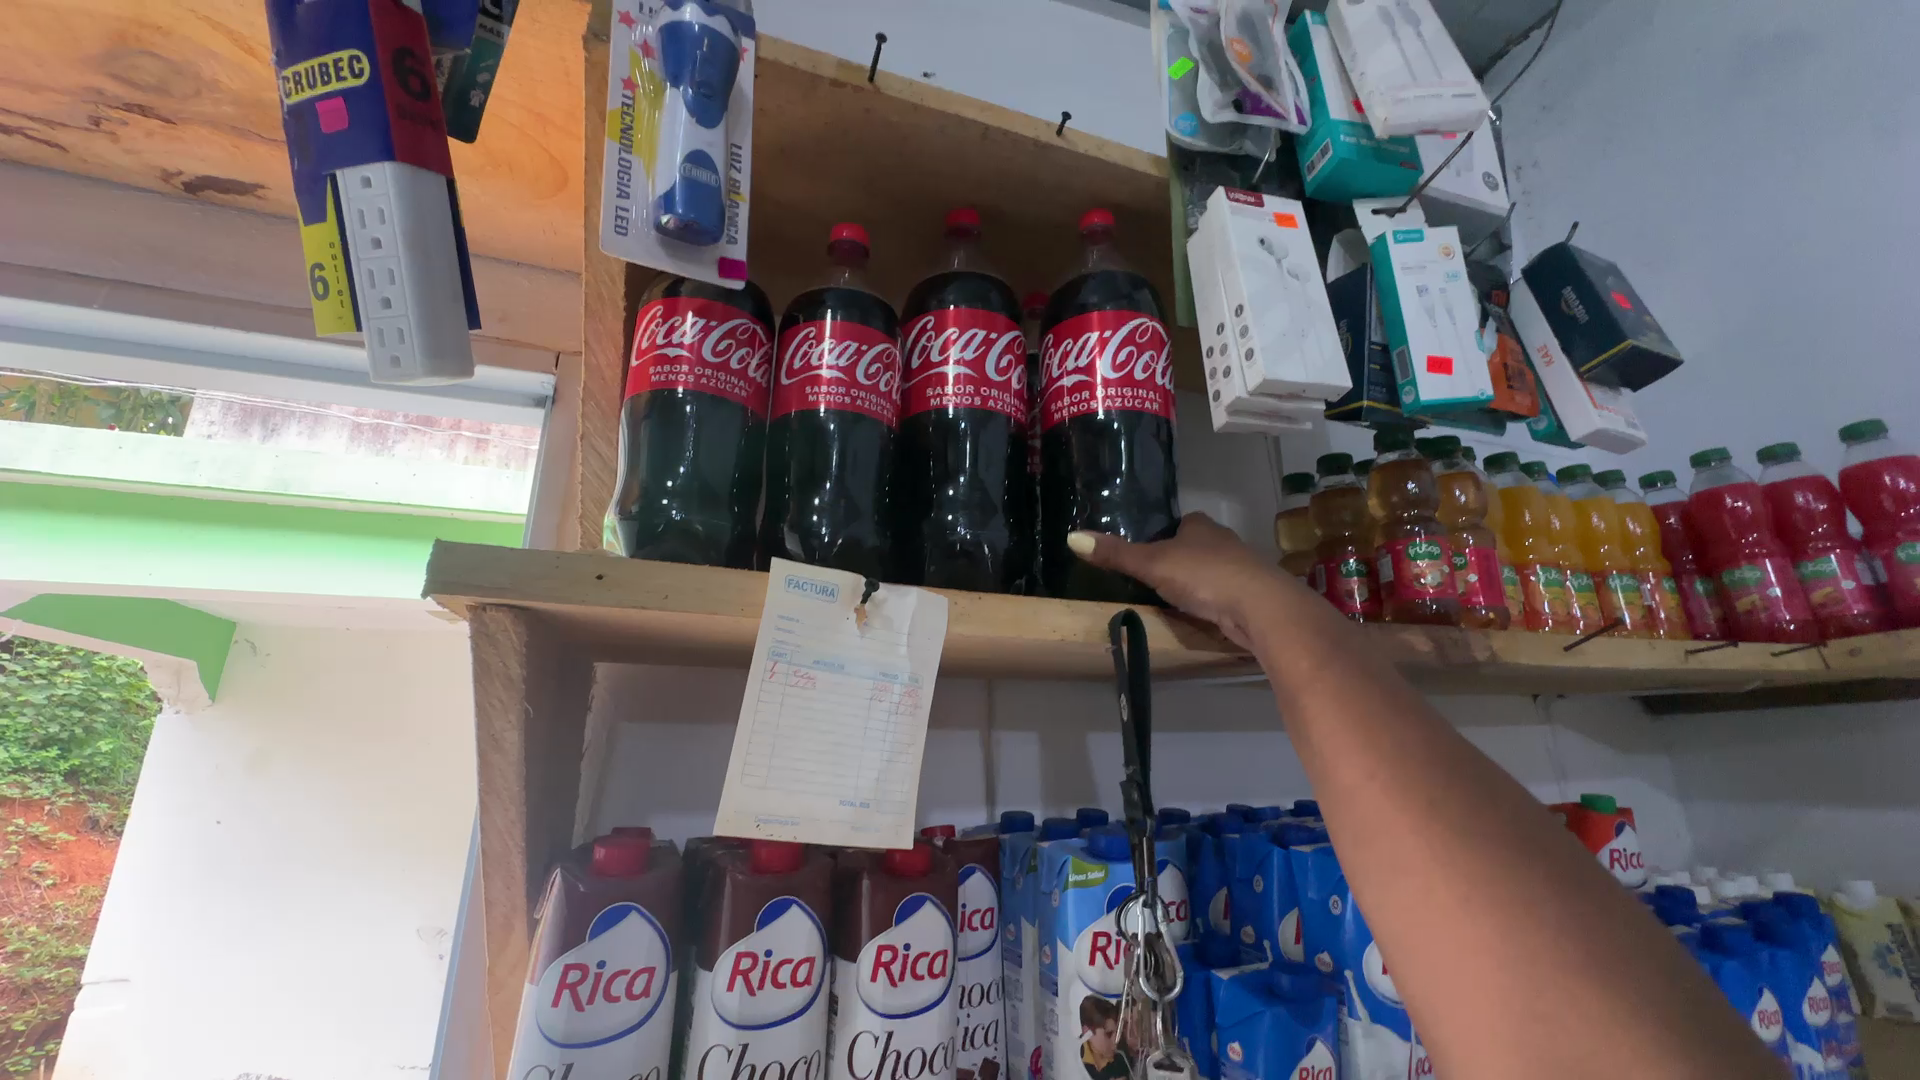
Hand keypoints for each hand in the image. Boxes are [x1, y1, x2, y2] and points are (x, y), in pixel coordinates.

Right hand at [1067, 514, 1306, 649]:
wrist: (1259, 607)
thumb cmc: (1204, 575)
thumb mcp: (1151, 564)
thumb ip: (1116, 554)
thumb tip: (1072, 537)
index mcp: (1201, 526)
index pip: (1180, 524)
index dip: (1165, 535)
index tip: (1148, 551)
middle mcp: (1224, 542)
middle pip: (1196, 547)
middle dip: (1180, 560)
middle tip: (1154, 578)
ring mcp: (1241, 570)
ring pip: (1211, 572)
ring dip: (1197, 584)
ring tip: (1173, 599)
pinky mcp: (1250, 598)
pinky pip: (1222, 597)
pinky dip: (1211, 604)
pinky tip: (1200, 615)